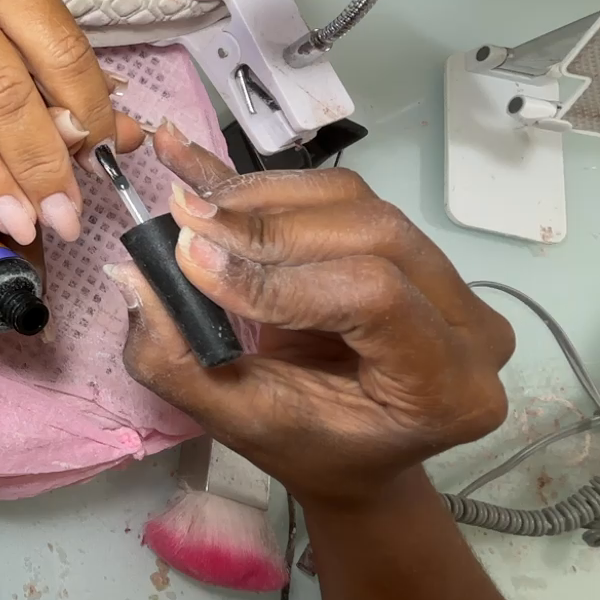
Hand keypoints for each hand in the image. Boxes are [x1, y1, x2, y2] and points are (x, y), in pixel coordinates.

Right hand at [107, 123, 515, 507]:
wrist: (350, 451)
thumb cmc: (302, 447)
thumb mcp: (232, 419)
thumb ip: (175, 359)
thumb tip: (134, 276)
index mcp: (445, 386)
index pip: (374, 297)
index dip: (275, 275)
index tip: (188, 259)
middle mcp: (466, 321)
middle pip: (370, 230)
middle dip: (263, 225)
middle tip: (182, 221)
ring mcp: (440, 274)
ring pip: (349, 198)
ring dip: (257, 196)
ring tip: (188, 205)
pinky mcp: (396, 241)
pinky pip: (327, 192)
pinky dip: (250, 176)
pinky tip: (183, 149)